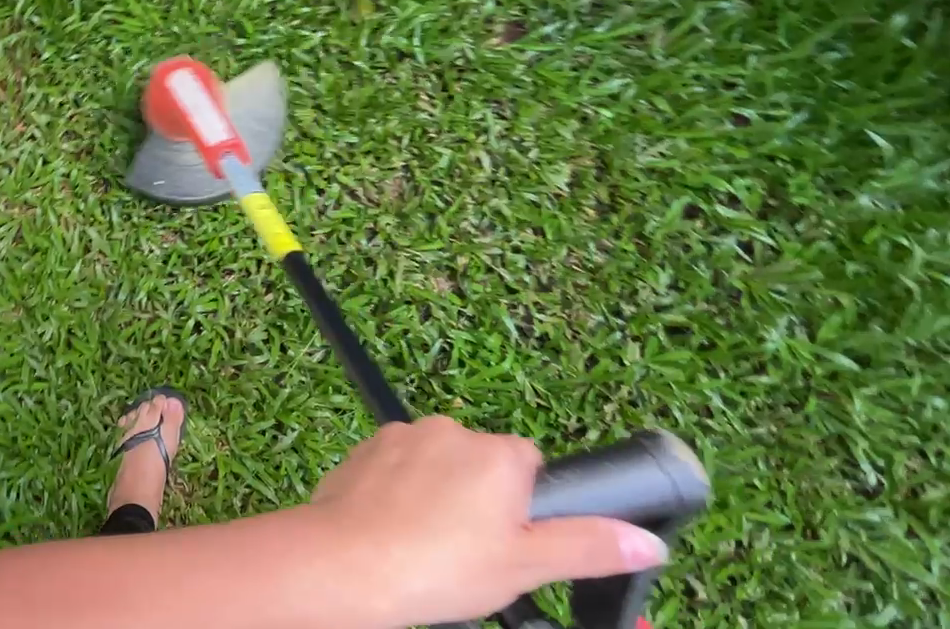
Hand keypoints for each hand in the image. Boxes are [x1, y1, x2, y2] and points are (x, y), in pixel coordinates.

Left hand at [300, 415, 669, 628]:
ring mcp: (401, 435)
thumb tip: (647, 541)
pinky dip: (401, 491)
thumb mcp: (526, 565)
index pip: (529, 461)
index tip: (512, 536)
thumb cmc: (442, 565)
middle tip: (472, 547)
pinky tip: (396, 527)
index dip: (526, 501)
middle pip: (480, 461)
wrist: (350, 559)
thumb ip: (586, 546)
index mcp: (495, 452)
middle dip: (482, 497)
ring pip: (437, 464)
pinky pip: (398, 466)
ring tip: (431, 543)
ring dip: (440, 493)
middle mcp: (448, 430)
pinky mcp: (366, 447)